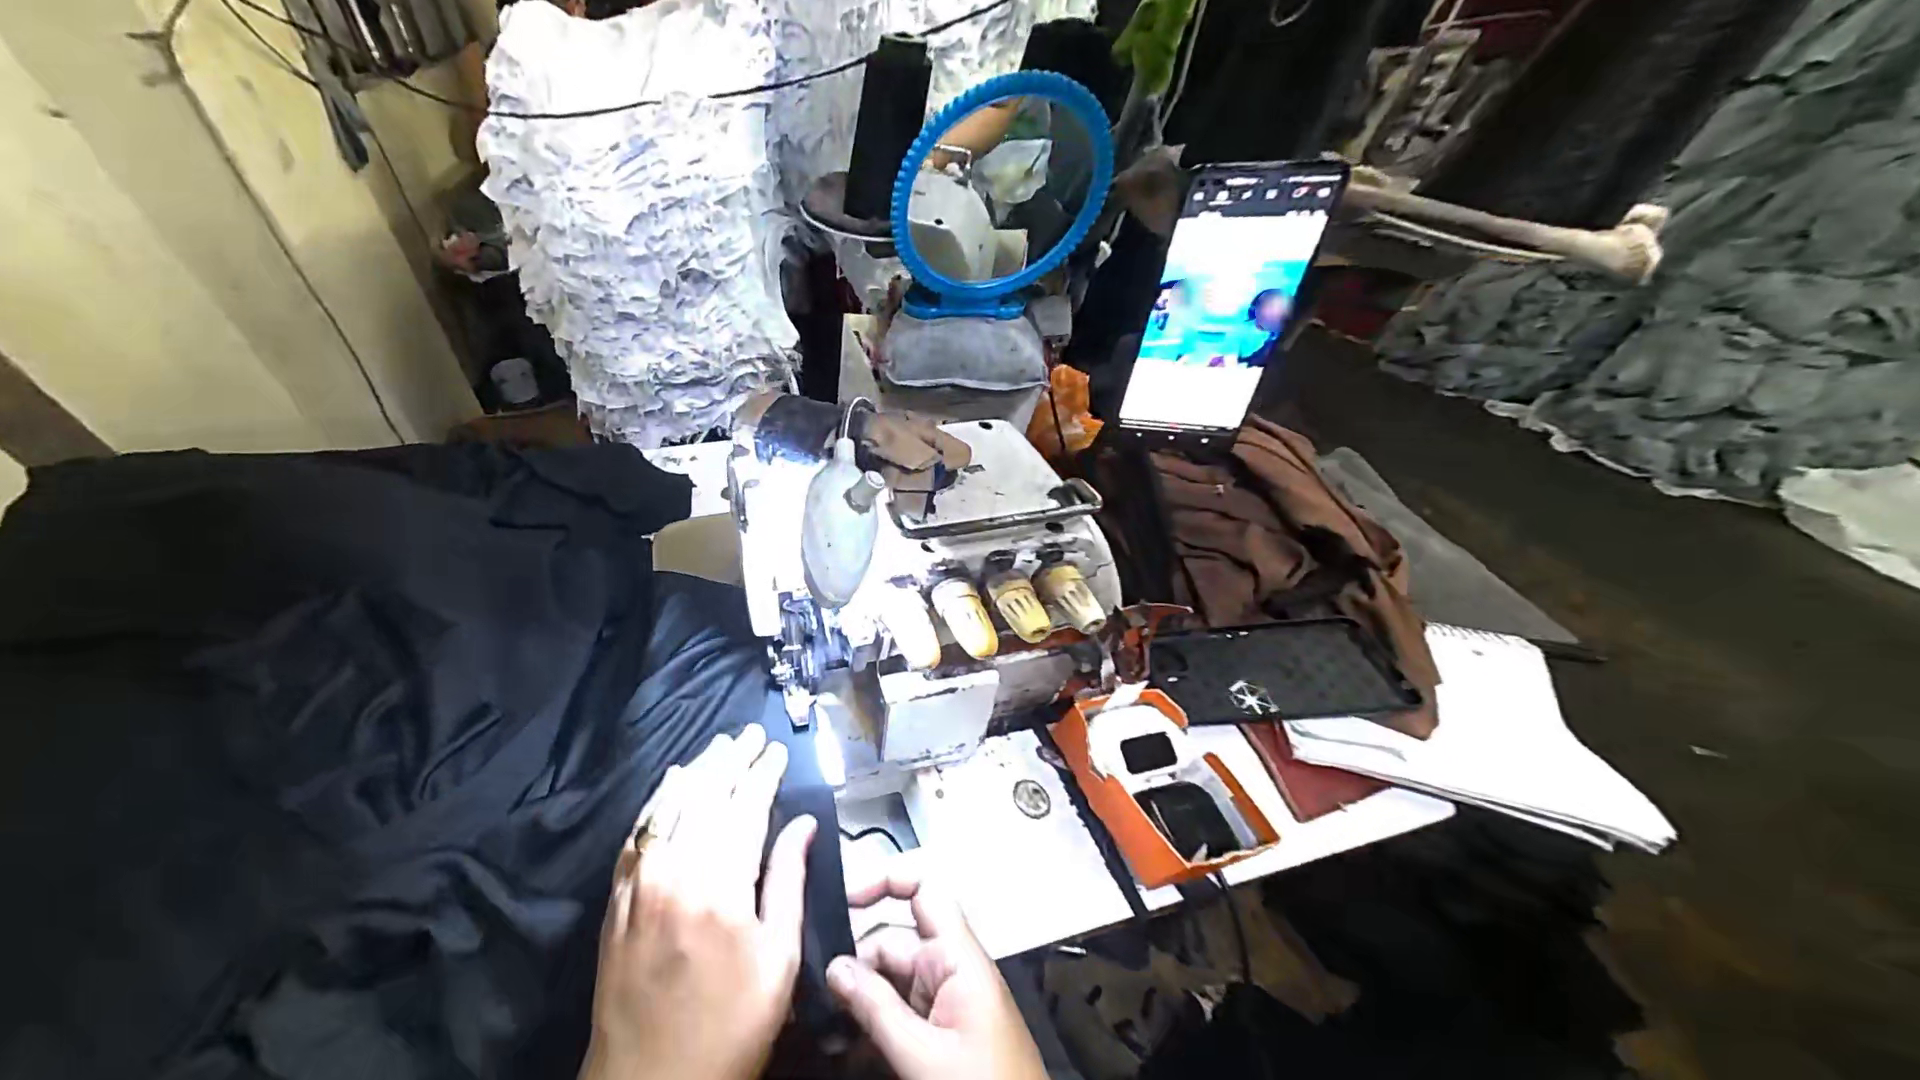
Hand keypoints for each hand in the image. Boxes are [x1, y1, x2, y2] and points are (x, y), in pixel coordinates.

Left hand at [582, 724, 815, 1079]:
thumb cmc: (731, 1029)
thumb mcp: (779, 960)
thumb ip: (788, 882)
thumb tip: (804, 826)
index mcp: (722, 889)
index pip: (746, 809)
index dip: (764, 774)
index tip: (778, 750)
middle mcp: (675, 876)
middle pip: (706, 798)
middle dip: (732, 760)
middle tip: (752, 733)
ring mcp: (639, 887)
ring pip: (669, 808)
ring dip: (696, 771)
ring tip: (719, 745)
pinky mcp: (616, 903)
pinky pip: (637, 836)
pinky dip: (655, 804)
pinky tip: (669, 785)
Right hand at [826, 861, 1046, 1079]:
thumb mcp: (923, 1055)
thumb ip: (876, 1009)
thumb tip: (834, 966)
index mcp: (958, 956)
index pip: (924, 890)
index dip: (886, 881)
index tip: (844, 900)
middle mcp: (951, 966)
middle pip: (894, 941)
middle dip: (856, 960)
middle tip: (815, 991)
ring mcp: (944, 999)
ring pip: (890, 979)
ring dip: (858, 996)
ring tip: (824, 1022)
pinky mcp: (938, 1029)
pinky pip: (897, 1010)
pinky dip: (871, 1021)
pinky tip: (845, 1043)